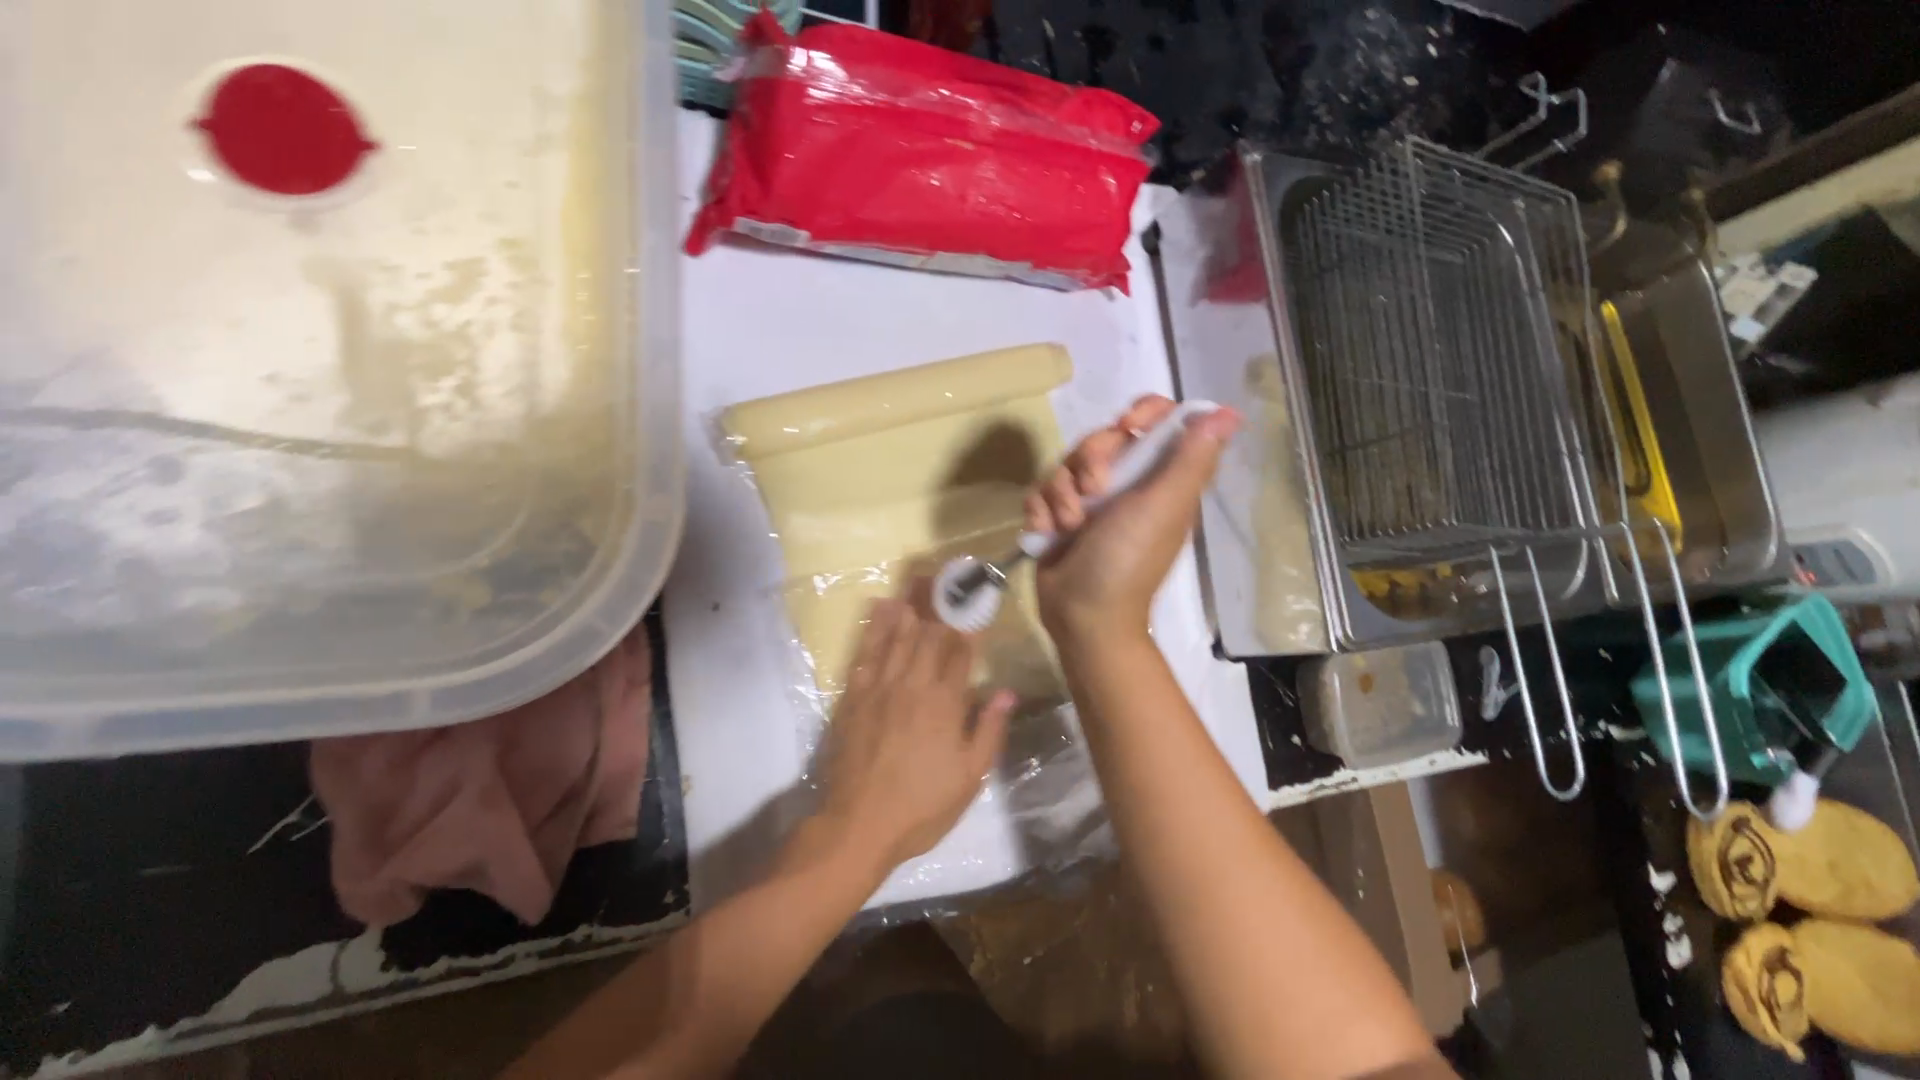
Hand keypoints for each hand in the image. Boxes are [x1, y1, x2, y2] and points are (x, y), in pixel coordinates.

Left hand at [811, 598, 1016, 872]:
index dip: (972, 620)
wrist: (858, 825)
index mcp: (944, 704)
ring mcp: (879, 688)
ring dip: (910, 601)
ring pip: (897, 634)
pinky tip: (880, 607)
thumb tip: (1007, 692)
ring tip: (919, 575)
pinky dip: (874, 627)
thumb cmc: (921, 806)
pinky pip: (865, 652)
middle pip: (928, 632)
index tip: (980, 594)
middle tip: (950, 569)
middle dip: (941, 598)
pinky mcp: (853, 697)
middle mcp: (912, 685)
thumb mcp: (969, 777)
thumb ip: (988, 730)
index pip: (962, 650)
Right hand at [1027, 395, 1239, 643]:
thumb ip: (1192, 458)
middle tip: (1094, 493)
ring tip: (1068, 524)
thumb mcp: (1164, 506)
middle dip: (1090, 460)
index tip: (1127, 425)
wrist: (1083, 615)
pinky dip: (1041, 512)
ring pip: (1066, 463)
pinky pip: (1041, 490)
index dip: (1142, 412)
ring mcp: (1091, 501)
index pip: (1157, 419)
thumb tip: (1227, 413)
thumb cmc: (1128, 562)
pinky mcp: (1059, 517)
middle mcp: (1128, 483)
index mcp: (1160, 477)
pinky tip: (1048, 533)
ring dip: (1061, 493)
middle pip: (1102, 437)